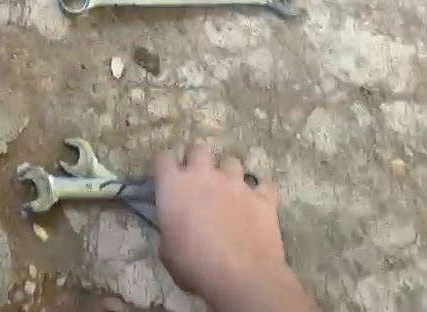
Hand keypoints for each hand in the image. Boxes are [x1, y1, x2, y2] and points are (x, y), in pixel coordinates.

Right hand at [152, 145, 315, 311]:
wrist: (242, 278)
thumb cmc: (195, 265)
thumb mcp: (167, 251)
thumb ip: (168, 229)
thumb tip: (172, 227)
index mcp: (174, 185)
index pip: (163, 157)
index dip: (164, 165)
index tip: (166, 176)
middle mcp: (203, 174)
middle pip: (199, 149)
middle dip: (199, 159)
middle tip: (199, 178)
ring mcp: (235, 183)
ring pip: (231, 161)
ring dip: (229, 173)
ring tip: (231, 190)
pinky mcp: (262, 198)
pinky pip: (264, 187)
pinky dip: (260, 194)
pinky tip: (258, 204)